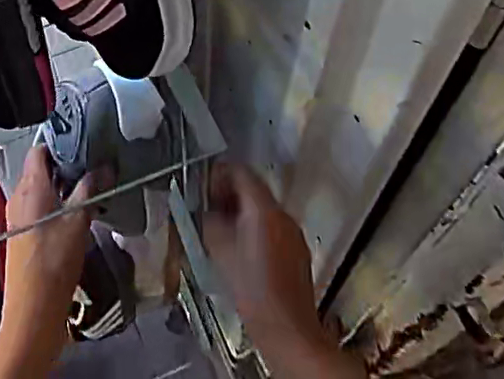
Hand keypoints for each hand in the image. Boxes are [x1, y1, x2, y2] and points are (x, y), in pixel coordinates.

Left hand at [0, 145, 93, 378]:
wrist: (32, 312)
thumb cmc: (54, 260)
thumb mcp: (78, 220)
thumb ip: (90, 189)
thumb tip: (105, 167)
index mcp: (29, 186)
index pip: (39, 149)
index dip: (59, 143)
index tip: (82, 144)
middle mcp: (18, 196)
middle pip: (39, 169)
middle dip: (64, 166)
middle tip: (91, 166)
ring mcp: (17, 217)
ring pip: (40, 190)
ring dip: (61, 187)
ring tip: (88, 190)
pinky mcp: (21, 236)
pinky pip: (37, 209)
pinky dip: (54, 206)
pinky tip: (75, 217)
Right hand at [203, 163, 363, 378]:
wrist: (287, 331)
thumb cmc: (254, 293)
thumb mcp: (220, 250)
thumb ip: (209, 221)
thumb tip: (206, 212)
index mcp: (263, 209)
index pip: (241, 172)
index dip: (219, 173)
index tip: (206, 183)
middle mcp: (282, 216)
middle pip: (253, 188)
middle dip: (228, 193)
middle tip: (210, 205)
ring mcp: (293, 234)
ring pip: (263, 208)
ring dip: (241, 211)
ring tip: (222, 229)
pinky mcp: (297, 252)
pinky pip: (273, 227)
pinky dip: (255, 227)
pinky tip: (241, 249)